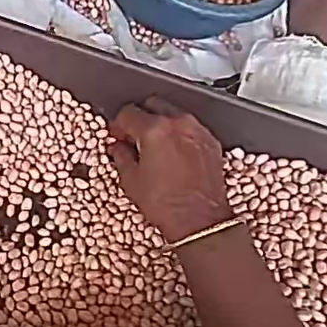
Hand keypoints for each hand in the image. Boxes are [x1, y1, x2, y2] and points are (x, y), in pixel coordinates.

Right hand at [107, 98, 231, 242]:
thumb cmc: (167, 204)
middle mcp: (178, 124)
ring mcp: (197, 131)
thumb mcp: (131, 181)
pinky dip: (178, 135)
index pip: (128, 113)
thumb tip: (118, 148)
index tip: (116, 135)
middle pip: (152, 105)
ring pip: (173, 114)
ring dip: (160, 125)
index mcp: (154, 129)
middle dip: (139, 118)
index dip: (117, 125)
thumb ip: (121, 157)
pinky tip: (172, 154)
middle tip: (132, 138)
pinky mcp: (210, 142)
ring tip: (153, 147)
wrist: (199, 221)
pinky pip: (190, 129)